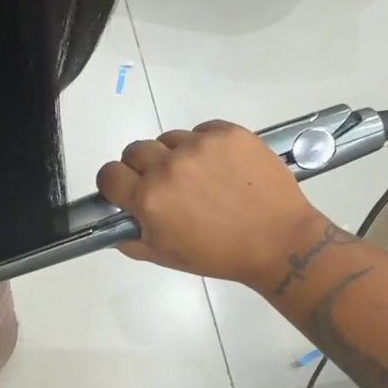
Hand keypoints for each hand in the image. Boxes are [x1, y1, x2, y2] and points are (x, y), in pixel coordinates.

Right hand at [96, 120, 330, 287]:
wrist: (277, 241)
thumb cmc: (217, 254)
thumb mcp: (163, 256)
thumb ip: (130, 240)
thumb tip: (115, 226)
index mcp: (148, 198)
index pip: (109, 174)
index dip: (114, 183)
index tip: (126, 189)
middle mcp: (169, 166)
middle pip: (135, 150)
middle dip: (141, 166)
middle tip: (163, 183)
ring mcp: (200, 146)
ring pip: (169, 139)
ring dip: (173, 154)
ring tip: (197, 175)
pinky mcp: (228, 133)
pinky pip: (202, 130)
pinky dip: (204, 145)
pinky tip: (219, 165)